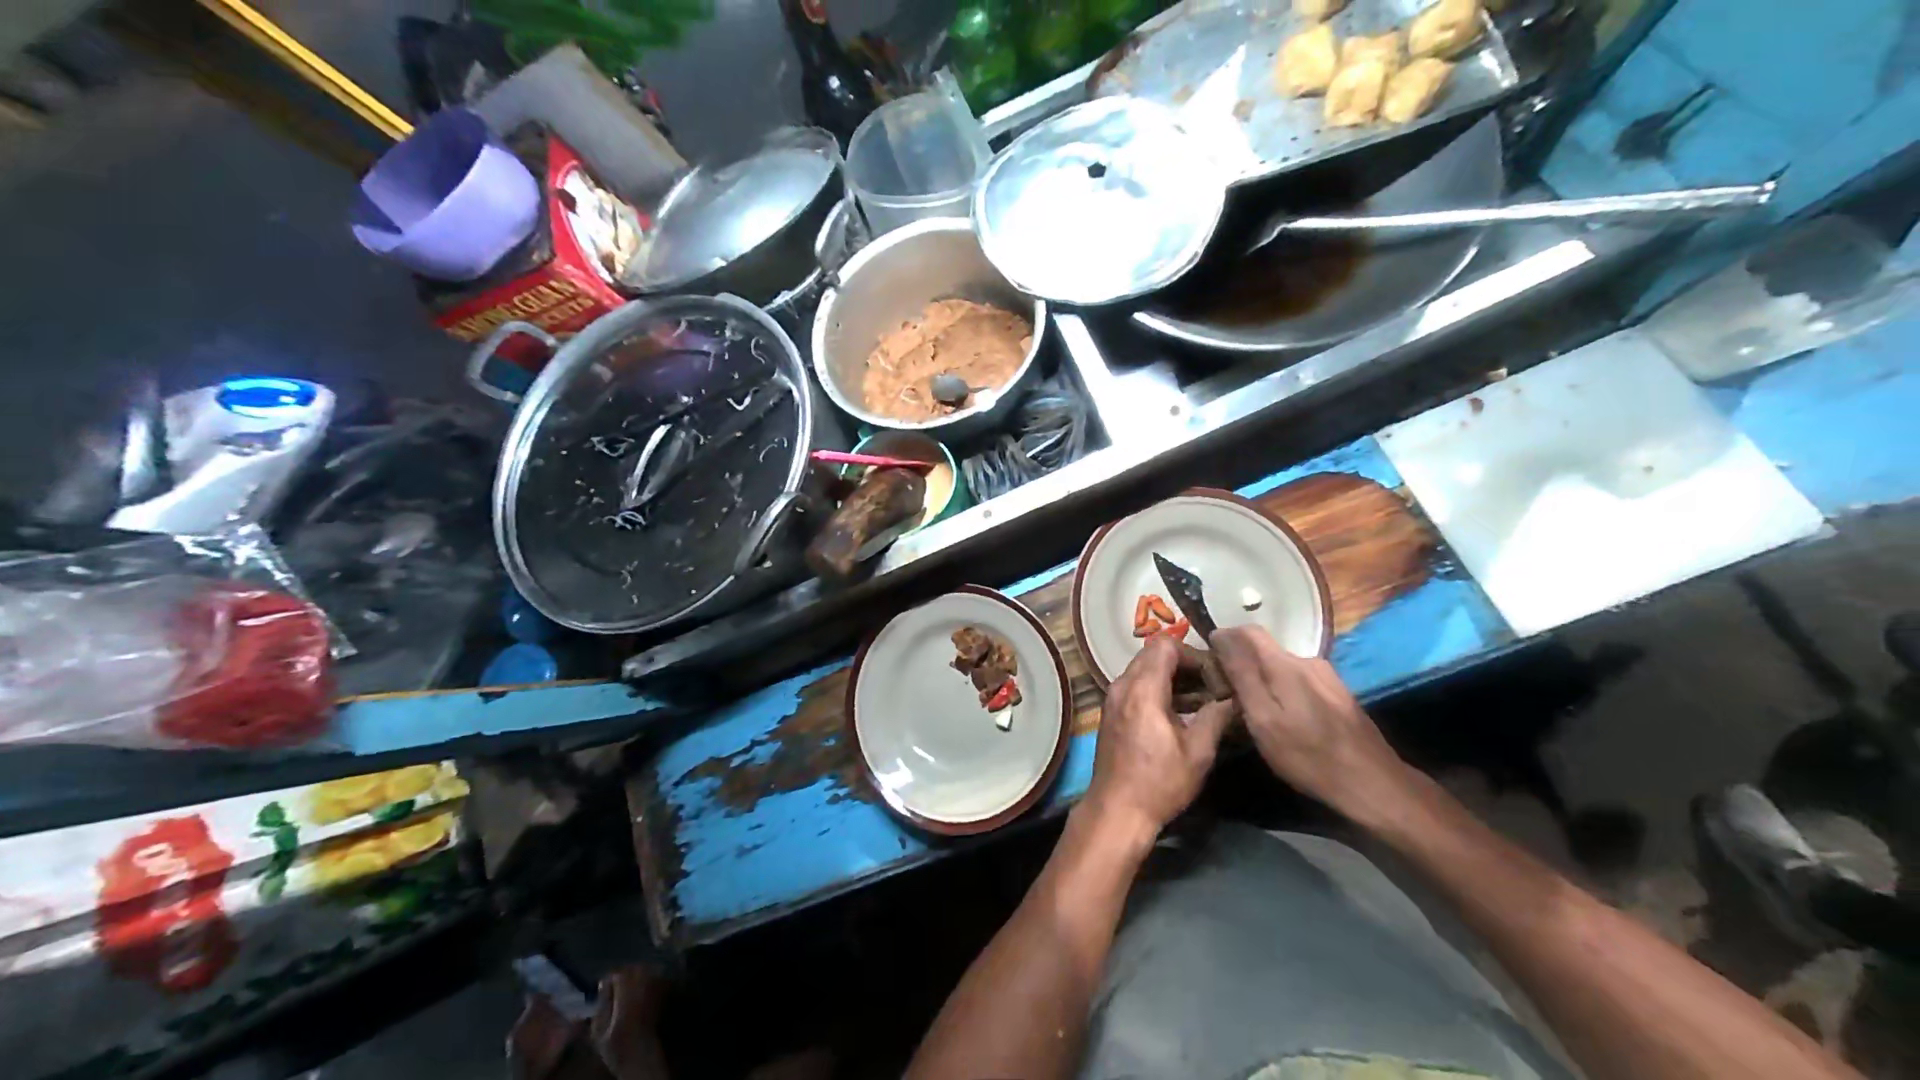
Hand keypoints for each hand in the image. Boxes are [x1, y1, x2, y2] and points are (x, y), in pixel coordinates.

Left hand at [1083, 636, 1234, 839]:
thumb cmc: (1159, 782)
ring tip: (1203, 702)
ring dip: (1172, 679)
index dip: (1192, 653)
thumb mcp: (1198, 752)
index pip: (1164, 645)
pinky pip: (1136, 687)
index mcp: (1142, 689)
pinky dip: (1158, 691)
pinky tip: (1181, 714)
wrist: (1116, 810)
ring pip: (1144, 671)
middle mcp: (1122, 686)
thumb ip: (1216, 717)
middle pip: (1153, 655)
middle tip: (1212, 686)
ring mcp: (1113, 699)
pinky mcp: (1112, 712)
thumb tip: (1234, 698)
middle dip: (1185, 666)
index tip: (1214, 674)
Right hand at [1210, 626, 1414, 822]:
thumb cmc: (1308, 756)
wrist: (1373, 784)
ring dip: (1262, 679)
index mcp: (1285, 664)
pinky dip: (1282, 690)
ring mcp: (1327, 677)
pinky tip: (1283, 718)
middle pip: (1265, 649)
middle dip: (1241, 663)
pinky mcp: (1338, 694)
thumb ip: (1242, 675)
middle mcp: (1308, 661)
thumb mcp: (1264, 719)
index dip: (1224, 640)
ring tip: (1252, 710)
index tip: (1209, 664)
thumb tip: (1221, 636)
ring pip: (1282, 666)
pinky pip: (1299, 680)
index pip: (1247, 631)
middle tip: (1226, 695)